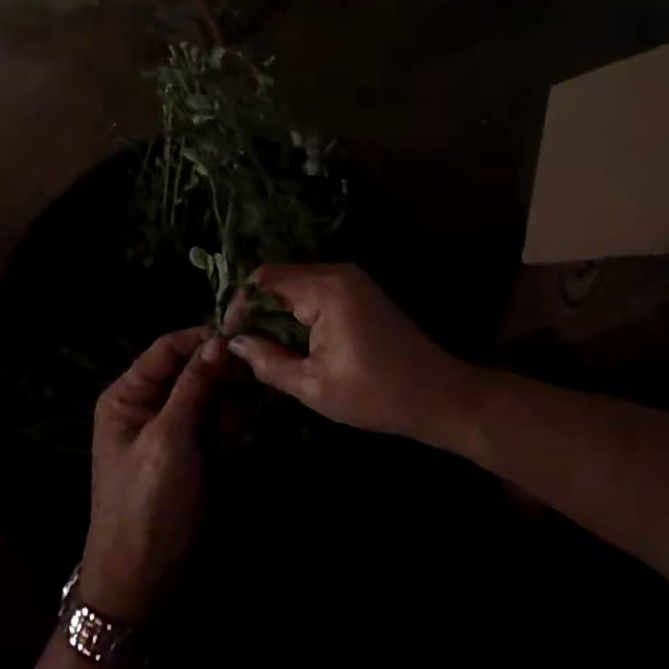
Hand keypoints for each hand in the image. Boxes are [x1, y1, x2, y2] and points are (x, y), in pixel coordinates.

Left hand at [78, 328, 223, 622]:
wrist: (143, 577)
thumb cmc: (146, 502)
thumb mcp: (168, 439)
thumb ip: (193, 387)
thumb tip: (218, 341)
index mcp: (128, 395)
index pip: (166, 350)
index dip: (201, 339)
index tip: (242, 334)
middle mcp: (147, 405)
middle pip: (189, 371)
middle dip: (220, 372)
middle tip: (256, 373)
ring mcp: (170, 430)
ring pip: (207, 396)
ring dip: (229, 400)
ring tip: (249, 409)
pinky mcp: (190, 453)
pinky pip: (213, 423)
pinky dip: (230, 424)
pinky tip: (244, 433)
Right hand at [224, 264, 470, 439]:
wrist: (439, 395)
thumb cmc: (376, 394)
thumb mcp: (313, 386)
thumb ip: (268, 362)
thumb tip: (236, 343)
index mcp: (326, 290)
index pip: (264, 280)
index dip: (239, 305)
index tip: (228, 337)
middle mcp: (337, 273)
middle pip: (278, 278)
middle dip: (255, 309)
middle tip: (241, 344)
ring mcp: (350, 279)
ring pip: (293, 284)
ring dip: (274, 311)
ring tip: (260, 345)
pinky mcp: (357, 290)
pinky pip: (312, 291)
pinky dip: (295, 311)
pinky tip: (290, 340)